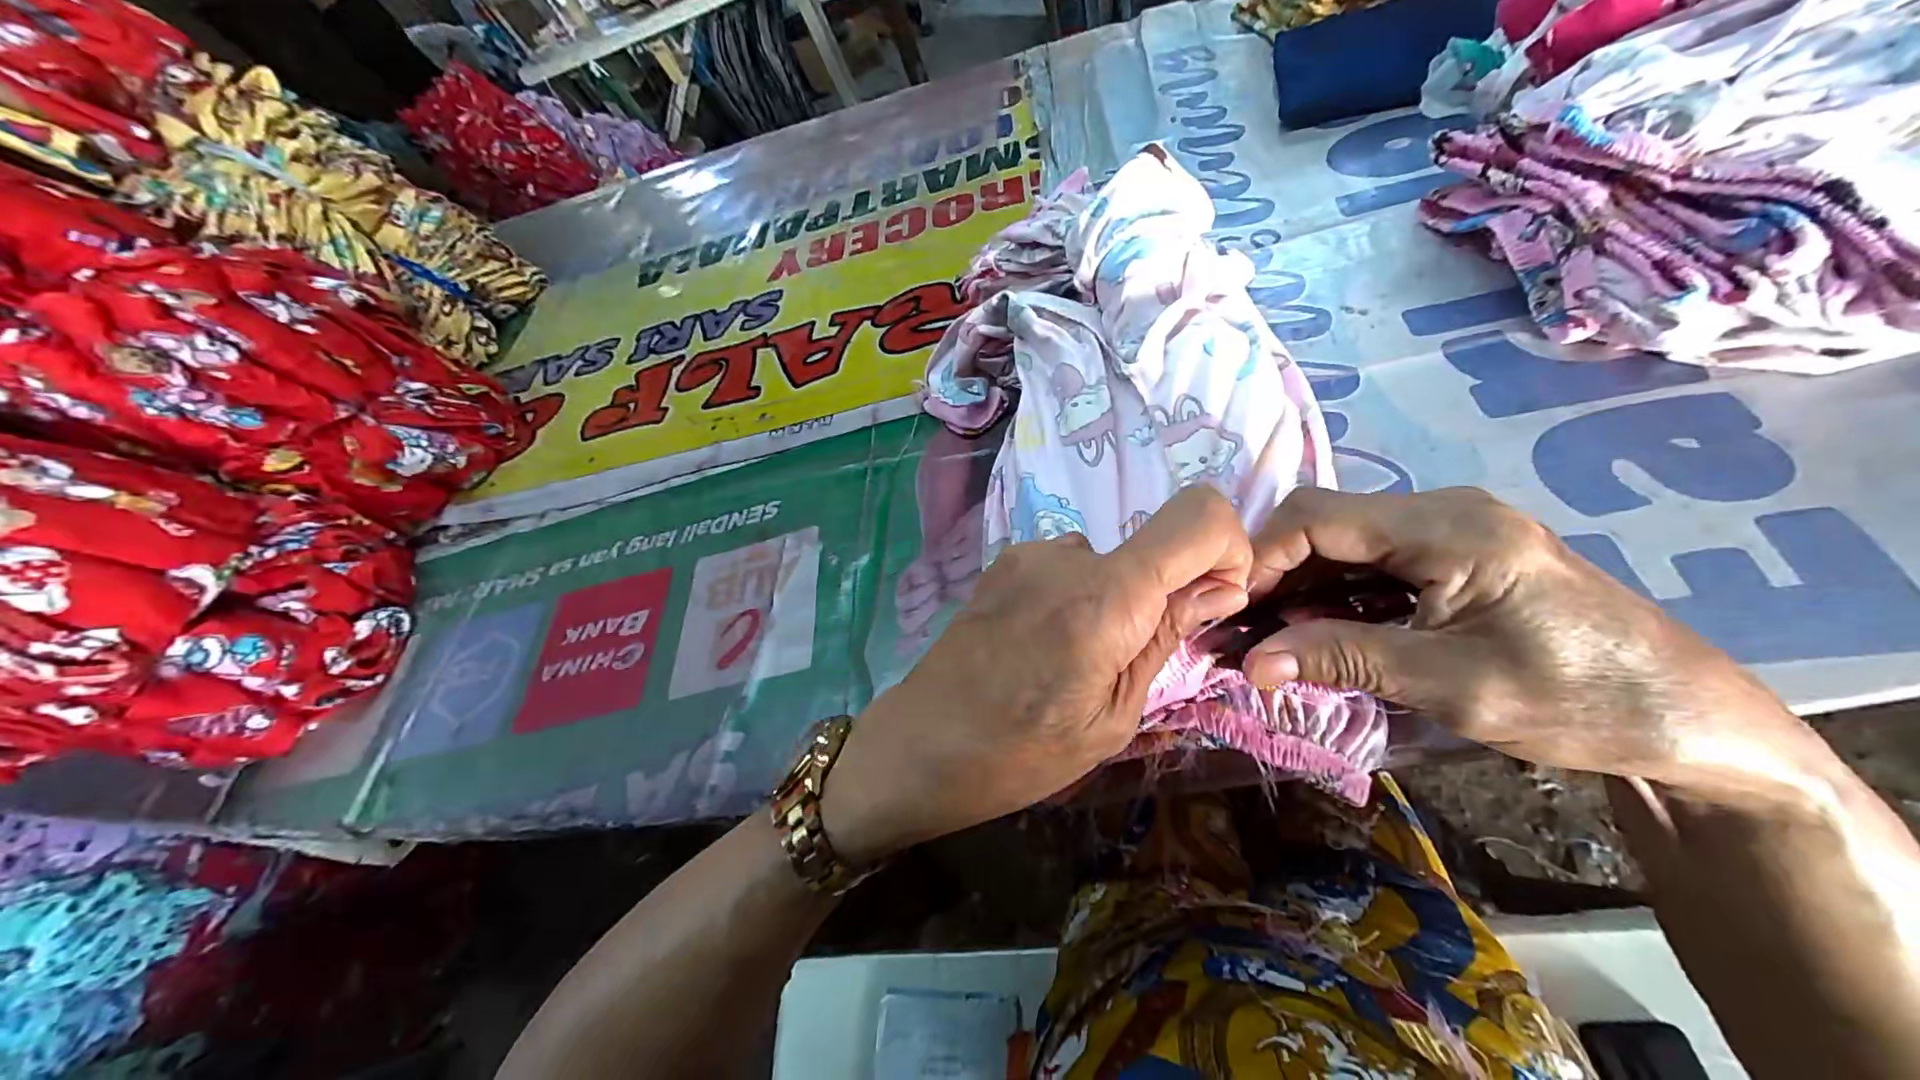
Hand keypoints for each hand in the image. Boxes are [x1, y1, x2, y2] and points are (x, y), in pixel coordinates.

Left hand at [824, 486, 1252, 864]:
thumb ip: (1165, 638)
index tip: (1216, 598)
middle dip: (1163, 593)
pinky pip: (1067, 567)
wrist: (920, 746)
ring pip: (1108, 561)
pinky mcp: (1003, 563)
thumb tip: (1221, 586)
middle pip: (1152, 545)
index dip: (1228, 547)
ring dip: (1113, 600)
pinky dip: (1077, 597)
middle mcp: (1067, 556)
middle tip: (1128, 659)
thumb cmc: (1021, 754)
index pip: (1197, 517)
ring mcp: (1029, 554)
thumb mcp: (1113, 716)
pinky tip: (1041, 646)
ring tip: (1074, 662)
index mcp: (1105, 599)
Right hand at [1240, 487, 1824, 802]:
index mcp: (1448, 527)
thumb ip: (1342, 659)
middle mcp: (1442, 512)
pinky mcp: (1452, 559)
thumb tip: (1250, 665)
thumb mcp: (1449, 683)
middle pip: (1324, 525)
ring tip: (1259, 638)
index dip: (1259, 559)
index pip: (1317, 517)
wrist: (1688, 723)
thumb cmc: (1576, 700)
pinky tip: (1310, 634)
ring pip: (1341, 547)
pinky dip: (1332, 599)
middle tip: (1233, 630)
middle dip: (1270, 576)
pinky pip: (1370, 567)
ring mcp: (1448, 533)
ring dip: (1296, 590)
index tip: (1225, 612)